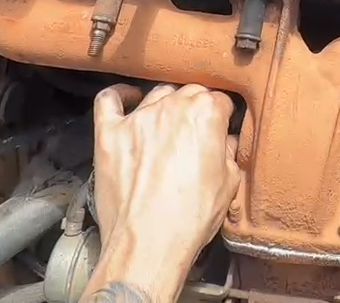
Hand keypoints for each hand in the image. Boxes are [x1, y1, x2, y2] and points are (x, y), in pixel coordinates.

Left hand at [87, 84, 240, 299]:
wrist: (147, 247)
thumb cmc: (189, 218)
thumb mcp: (229, 184)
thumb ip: (230, 151)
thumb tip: (226, 141)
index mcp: (206, 112)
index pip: (219, 100)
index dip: (221, 118)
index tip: (218, 131)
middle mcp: (173, 105)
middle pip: (189, 93)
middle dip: (194, 110)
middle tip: (193, 136)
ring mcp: (138, 118)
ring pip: (157, 94)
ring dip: (165, 106)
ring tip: (165, 129)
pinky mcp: (110, 133)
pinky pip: (109, 100)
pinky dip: (119, 95)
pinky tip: (127, 98)